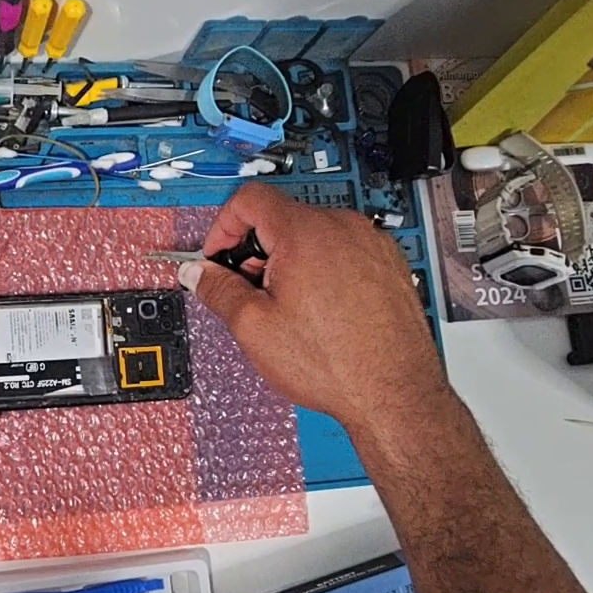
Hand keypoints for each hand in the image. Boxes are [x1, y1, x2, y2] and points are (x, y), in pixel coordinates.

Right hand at [180, 183, 447, 436]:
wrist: (394, 393)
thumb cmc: (334, 363)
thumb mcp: (254, 326)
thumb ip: (218, 290)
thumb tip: (198, 273)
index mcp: (305, 234)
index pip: (251, 198)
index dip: (224, 226)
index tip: (219, 255)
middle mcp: (343, 229)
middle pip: (281, 218)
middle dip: (256, 252)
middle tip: (250, 292)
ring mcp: (370, 245)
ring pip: (312, 236)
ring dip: (288, 263)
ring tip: (288, 309)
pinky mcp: (388, 264)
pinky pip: (342, 252)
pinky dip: (321, 271)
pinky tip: (318, 312)